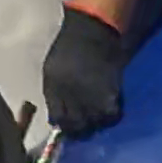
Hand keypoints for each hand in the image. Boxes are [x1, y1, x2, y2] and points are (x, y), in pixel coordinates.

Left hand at [42, 4, 126, 135]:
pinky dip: (110, 116)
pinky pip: (110, 117)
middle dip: (79, 128)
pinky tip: (108, 107)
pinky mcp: (110, 98)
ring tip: (96, 115)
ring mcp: (92, 99)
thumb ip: (52, 95)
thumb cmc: (69, 49)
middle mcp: (72, 97)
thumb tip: (55, 119)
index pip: (57, 119)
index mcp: (55, 89)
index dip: (63, 124)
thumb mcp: (51, 71)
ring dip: (95, 122)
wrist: (92, 33)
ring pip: (94, 124)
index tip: (68, 125)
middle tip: (84, 125)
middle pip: (76, 125)